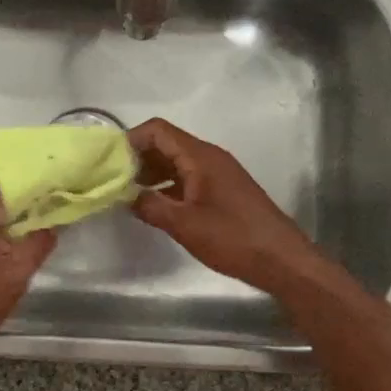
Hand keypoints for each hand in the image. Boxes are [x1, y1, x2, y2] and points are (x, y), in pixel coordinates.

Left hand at [0, 179, 56, 359]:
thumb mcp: (19, 272)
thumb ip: (39, 241)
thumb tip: (52, 223)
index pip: (6, 182)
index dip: (31, 187)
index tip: (52, 196)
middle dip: (17, 203)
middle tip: (43, 215)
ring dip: (0, 218)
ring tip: (26, 232)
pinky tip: (0, 246)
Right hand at [127, 118, 324, 303]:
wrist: (282, 260)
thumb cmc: (233, 238)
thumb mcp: (184, 224)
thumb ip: (150, 206)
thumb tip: (126, 196)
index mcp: (200, 157)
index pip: (157, 130)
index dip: (130, 140)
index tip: (108, 161)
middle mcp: (209, 157)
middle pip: (166, 143)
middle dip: (137, 157)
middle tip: (111, 179)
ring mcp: (218, 174)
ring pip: (176, 162)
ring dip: (151, 173)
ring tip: (126, 194)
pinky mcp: (223, 191)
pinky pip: (188, 177)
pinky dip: (167, 185)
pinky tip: (154, 205)